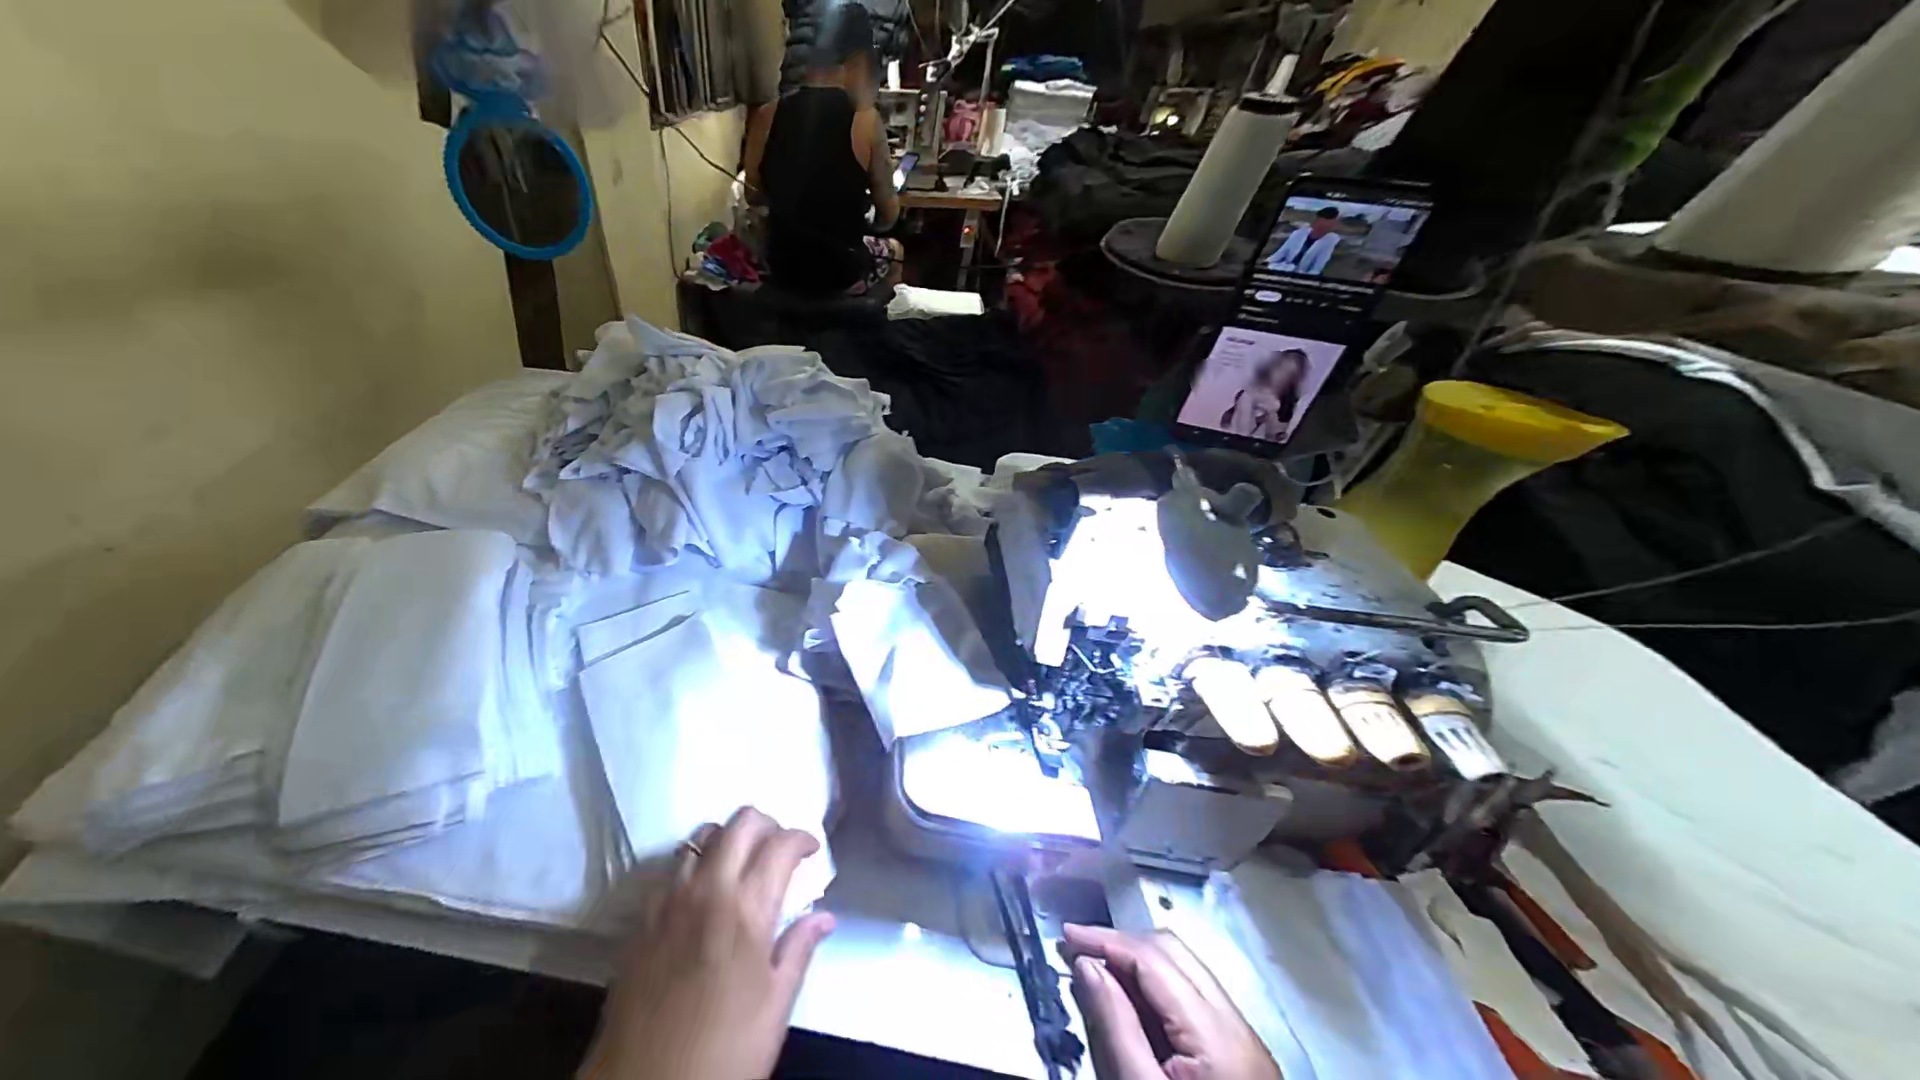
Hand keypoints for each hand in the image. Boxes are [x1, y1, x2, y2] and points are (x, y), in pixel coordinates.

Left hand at [580, 807, 836, 1079]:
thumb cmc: (723, 1052)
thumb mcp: (775, 1007)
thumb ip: (799, 949)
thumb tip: (824, 917)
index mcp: (747, 908)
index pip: (780, 844)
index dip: (802, 837)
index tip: (811, 850)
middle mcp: (707, 890)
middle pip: (740, 824)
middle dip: (767, 825)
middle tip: (780, 850)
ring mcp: (668, 901)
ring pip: (701, 837)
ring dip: (728, 839)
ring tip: (742, 865)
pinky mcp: (642, 920)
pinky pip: (672, 868)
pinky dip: (695, 864)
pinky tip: (703, 893)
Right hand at [1063, 924, 1280, 1079]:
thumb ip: (1115, 1024)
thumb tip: (1087, 964)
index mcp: (1215, 1035)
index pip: (1154, 960)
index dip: (1108, 940)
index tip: (1067, 936)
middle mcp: (1236, 1022)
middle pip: (1173, 952)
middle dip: (1122, 942)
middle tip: (1078, 949)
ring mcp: (1243, 1036)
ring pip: (1186, 967)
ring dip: (1139, 958)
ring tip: (1097, 967)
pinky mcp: (1241, 1051)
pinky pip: (1194, 993)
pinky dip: (1158, 983)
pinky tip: (1130, 996)